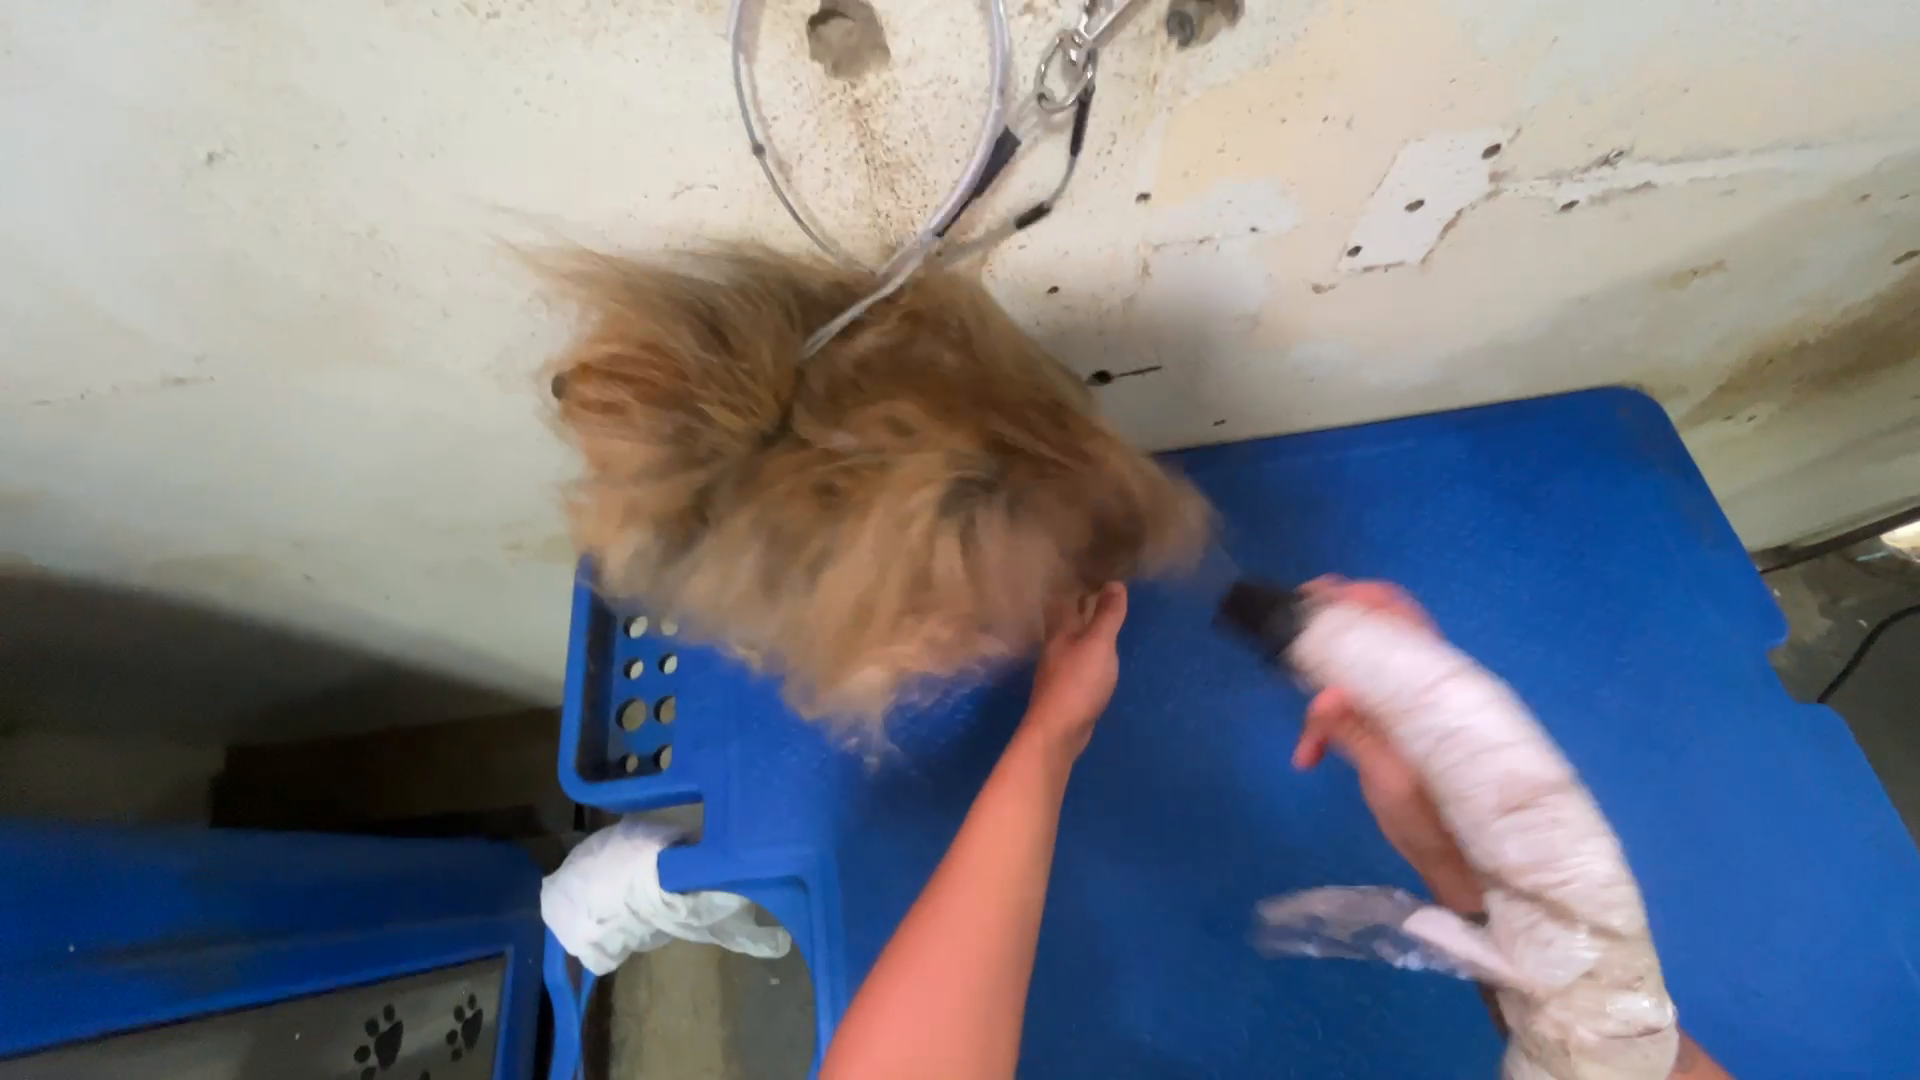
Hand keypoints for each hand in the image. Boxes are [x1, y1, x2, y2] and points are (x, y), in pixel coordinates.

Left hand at [1022, 582, 1127, 759]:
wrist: (1058, 730)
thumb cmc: (1078, 681)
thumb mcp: (1099, 643)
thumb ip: (1107, 615)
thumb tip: (1114, 582)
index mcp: (1060, 632)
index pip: (1063, 602)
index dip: (1075, 590)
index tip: (1092, 579)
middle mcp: (1054, 648)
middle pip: (1064, 623)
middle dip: (1079, 612)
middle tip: (1100, 600)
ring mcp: (1057, 672)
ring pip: (1069, 645)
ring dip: (1083, 636)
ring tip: (1102, 630)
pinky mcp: (1064, 692)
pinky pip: (1076, 666)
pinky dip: (1087, 658)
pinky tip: (1097, 664)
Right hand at [1293, 577, 1482, 912]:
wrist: (1478, 875)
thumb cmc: (1441, 828)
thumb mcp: (1395, 784)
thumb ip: (1359, 736)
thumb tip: (1322, 697)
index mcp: (1434, 690)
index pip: (1399, 619)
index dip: (1356, 601)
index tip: (1310, 599)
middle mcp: (1427, 688)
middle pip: (1377, 632)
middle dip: (1328, 627)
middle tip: (1285, 631)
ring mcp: (1413, 710)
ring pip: (1361, 666)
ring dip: (1321, 673)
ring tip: (1287, 682)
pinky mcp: (1399, 732)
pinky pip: (1355, 703)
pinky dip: (1325, 716)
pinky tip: (1308, 751)